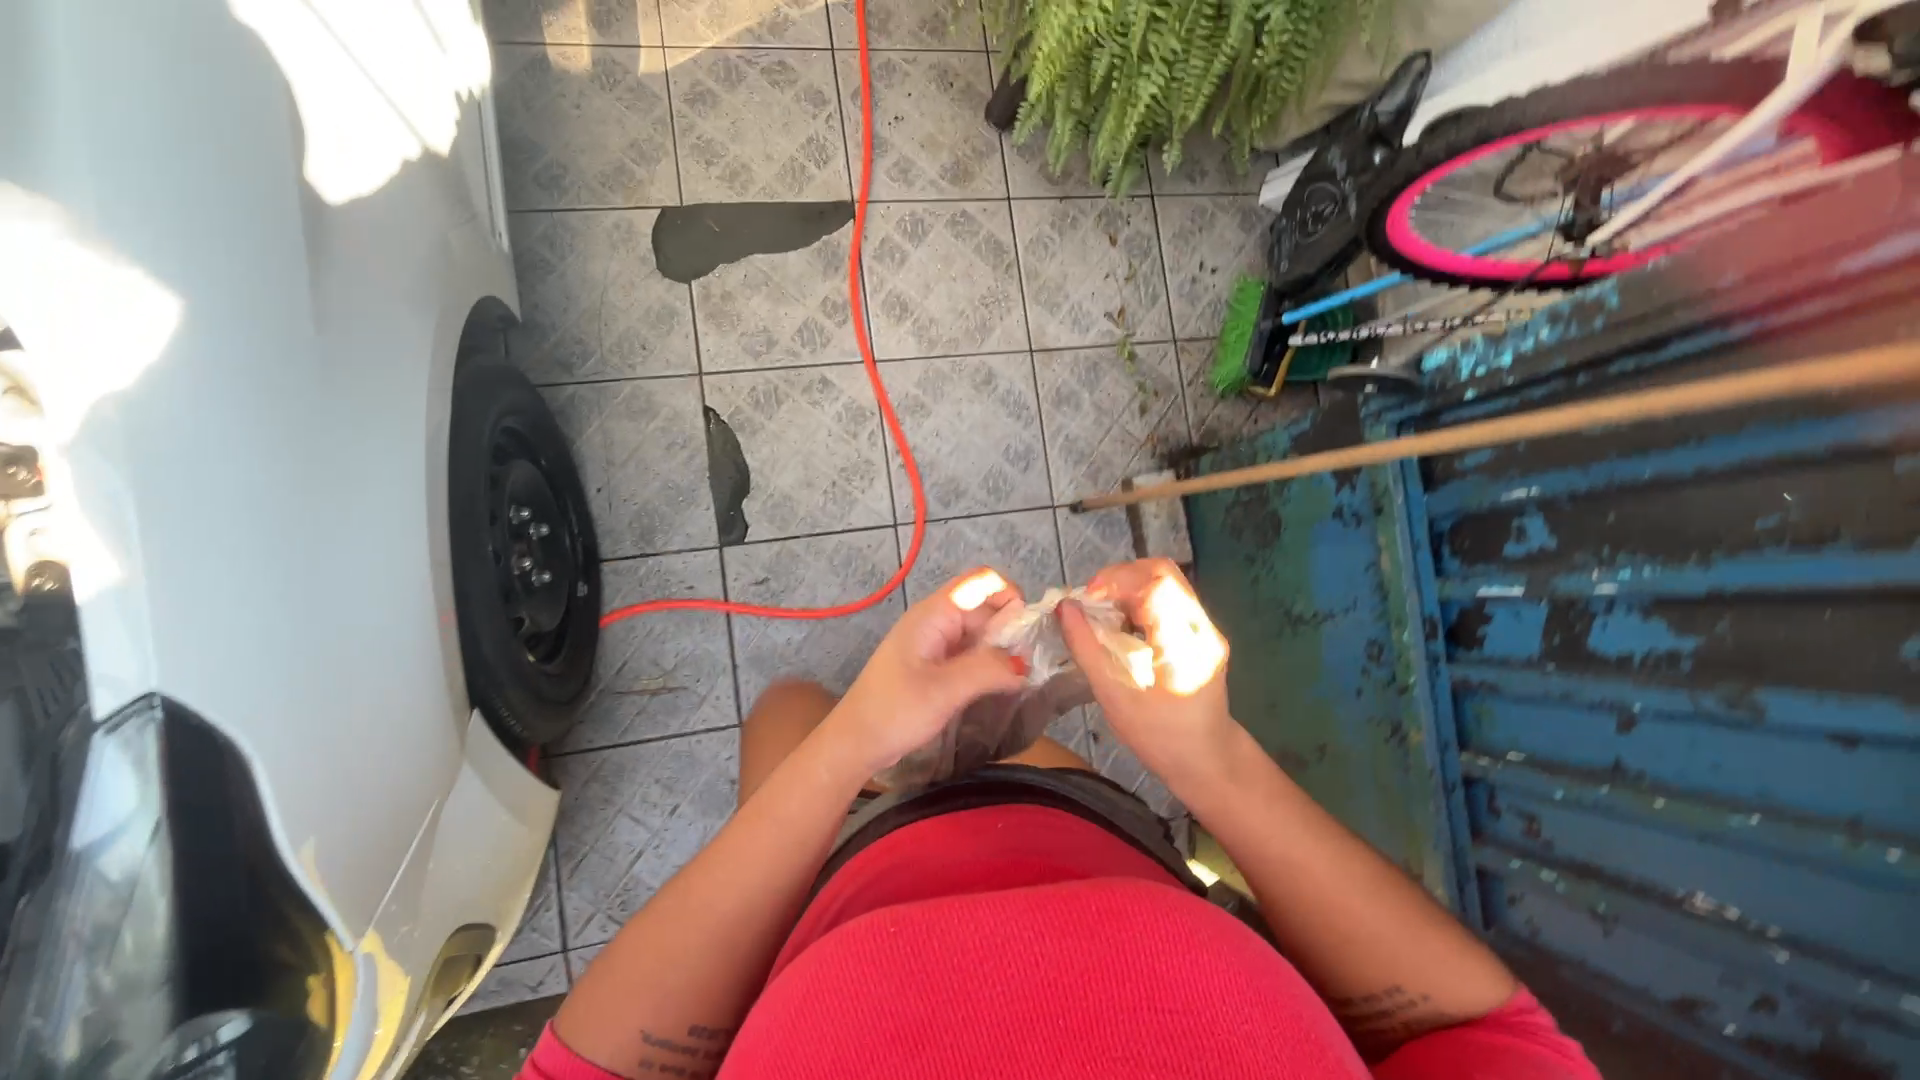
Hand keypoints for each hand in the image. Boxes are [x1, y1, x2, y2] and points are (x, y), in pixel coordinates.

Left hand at [823, 568, 1027, 776]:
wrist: (855, 743)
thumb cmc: (894, 711)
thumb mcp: (945, 691)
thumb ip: (988, 670)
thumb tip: (1027, 662)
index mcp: (934, 614)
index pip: (982, 581)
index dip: (1010, 596)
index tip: (1029, 632)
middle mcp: (936, 621)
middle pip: (985, 607)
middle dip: (1011, 628)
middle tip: (1031, 664)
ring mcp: (935, 644)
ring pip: (980, 633)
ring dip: (1002, 650)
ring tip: (1022, 678)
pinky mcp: (935, 667)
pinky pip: (970, 654)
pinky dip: (989, 664)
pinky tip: (1002, 686)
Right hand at [1058, 558, 1235, 786]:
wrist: (1207, 761)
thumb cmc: (1159, 737)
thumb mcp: (1114, 697)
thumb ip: (1087, 649)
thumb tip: (1064, 608)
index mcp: (1184, 642)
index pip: (1156, 582)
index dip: (1117, 579)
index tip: (1087, 598)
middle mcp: (1201, 626)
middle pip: (1163, 571)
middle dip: (1120, 577)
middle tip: (1091, 601)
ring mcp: (1205, 627)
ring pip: (1166, 582)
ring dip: (1128, 588)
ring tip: (1102, 614)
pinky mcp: (1201, 633)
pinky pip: (1168, 599)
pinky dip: (1139, 601)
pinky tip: (1121, 626)